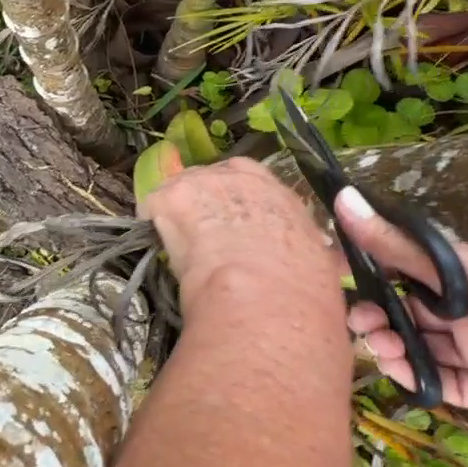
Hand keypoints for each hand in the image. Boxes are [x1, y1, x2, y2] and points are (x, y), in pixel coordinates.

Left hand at [141, 158, 334, 303]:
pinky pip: (152, 209)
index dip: (233, 206)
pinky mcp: (165, 197)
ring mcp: (195, 180)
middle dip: (202, 207)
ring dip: (177, 216)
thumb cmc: (299, 286)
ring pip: (178, 193)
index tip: (230, 227)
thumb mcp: (315, 255)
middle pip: (207, 184)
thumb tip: (303, 253)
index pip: (245, 183)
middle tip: (205, 241)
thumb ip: (299, 241)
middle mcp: (233, 172)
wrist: (262, 294)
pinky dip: (154, 228)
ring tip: (186, 250)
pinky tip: (165, 250)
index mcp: (272, 184)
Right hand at [336, 187, 467, 443]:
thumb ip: (397, 245)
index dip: (364, 273)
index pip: (398, 269)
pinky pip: (447, 384)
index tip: (331, 279)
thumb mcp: (463, 270)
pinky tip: (403, 374)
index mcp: (461, 277)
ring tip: (379, 348)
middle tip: (358, 323)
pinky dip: (420, 380)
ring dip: (391, 346)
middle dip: (373, 315)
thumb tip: (342, 197)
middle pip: (404, 312)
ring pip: (421, 348)